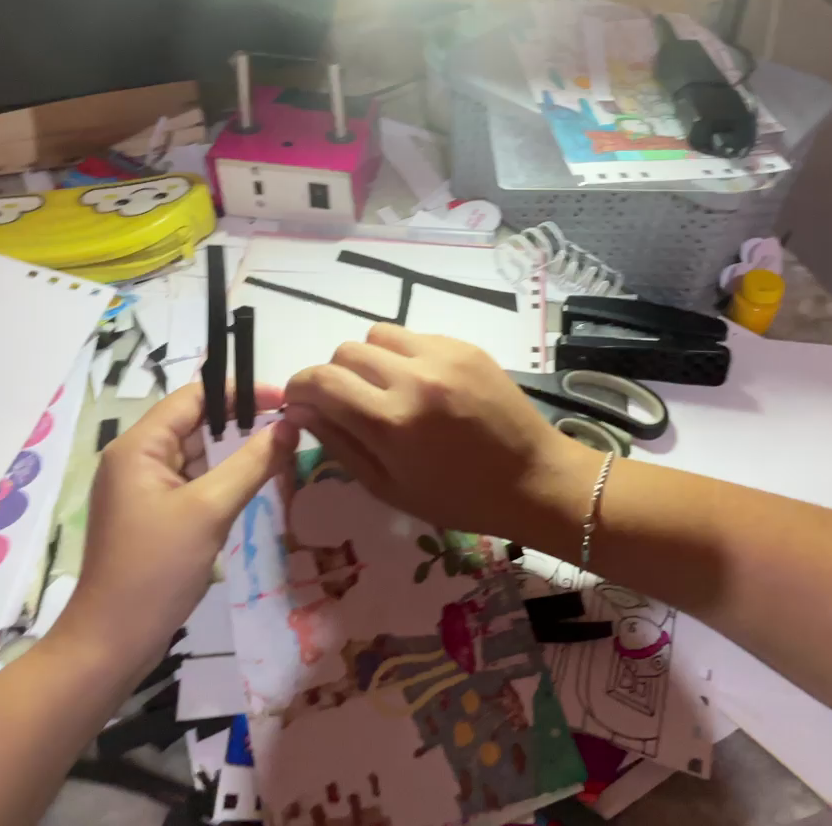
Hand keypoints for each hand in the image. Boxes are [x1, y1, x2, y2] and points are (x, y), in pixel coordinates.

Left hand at [51, 383, 298, 657]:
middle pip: (196, 423)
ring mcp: (143, 488)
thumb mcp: (211, 510)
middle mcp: (136, 458)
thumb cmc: (156, 569)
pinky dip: (223, 479)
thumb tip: (292, 425)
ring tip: (282, 452)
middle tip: (291, 427)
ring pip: (197, 453)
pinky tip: (254, 485)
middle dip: (242, 422)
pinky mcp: (153, 514)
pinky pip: (193, 481)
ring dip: (235, 452)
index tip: (286, 400)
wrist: (111, 644)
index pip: (195, 397)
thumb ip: (253, 463)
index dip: (242, 392)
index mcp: (139, 446)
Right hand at [281, 324, 595, 543]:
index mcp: (390, 422)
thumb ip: (339, 443)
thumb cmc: (458, 498)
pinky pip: (414, 336)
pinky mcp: (465, 345)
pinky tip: (423, 384)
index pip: (320, 381)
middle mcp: (413, 378)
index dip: (299, 389)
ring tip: (388, 388)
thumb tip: (300, 411)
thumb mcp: (388, 486)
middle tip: (351, 403)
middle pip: (345, 351)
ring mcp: (442, 355)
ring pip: (377, 334)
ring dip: (370, 358)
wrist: (532, 478)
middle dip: (335, 376)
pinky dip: (405, 355)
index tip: (301, 403)